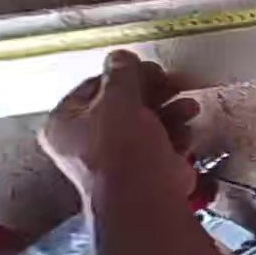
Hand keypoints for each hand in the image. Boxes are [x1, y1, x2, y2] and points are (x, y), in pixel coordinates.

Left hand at [40, 50, 199, 206]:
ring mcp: (118, 157)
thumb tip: (121, 55)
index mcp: (66, 123)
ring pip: (146, 124)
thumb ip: (121, 75)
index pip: (94, 87)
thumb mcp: (118, 102)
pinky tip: (187, 131)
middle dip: (154, 93)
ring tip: (189, 107)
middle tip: (175, 83)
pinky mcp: (146, 168)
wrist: (145, 199)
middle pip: (123, 105)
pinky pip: (161, 144)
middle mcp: (87, 141)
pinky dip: (176, 135)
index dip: (124, 75)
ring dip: (171, 112)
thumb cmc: (122, 148)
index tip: (151, 69)